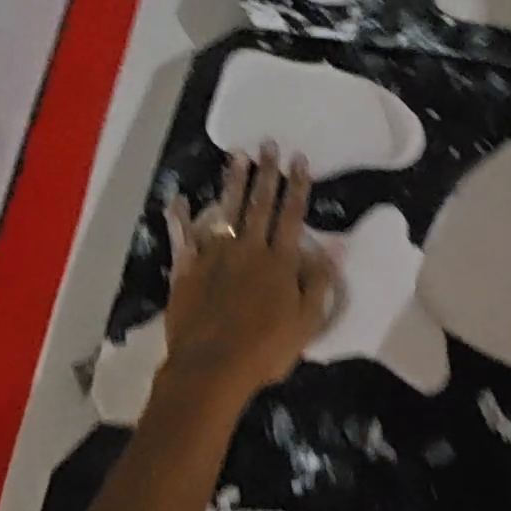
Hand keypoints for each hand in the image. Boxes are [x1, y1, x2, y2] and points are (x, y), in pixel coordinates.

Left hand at [160, 143, 338, 405]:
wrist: (212, 367)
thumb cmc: (266, 349)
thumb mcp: (307, 321)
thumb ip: (318, 281)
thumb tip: (333, 248)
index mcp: (280, 262)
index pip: (292, 216)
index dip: (297, 186)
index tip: (300, 159)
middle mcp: (248, 250)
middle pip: (260, 205)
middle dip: (266, 173)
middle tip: (268, 143)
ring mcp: (214, 257)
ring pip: (225, 211)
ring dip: (232, 182)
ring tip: (236, 155)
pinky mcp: (187, 270)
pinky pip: (182, 238)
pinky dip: (179, 217)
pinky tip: (177, 198)